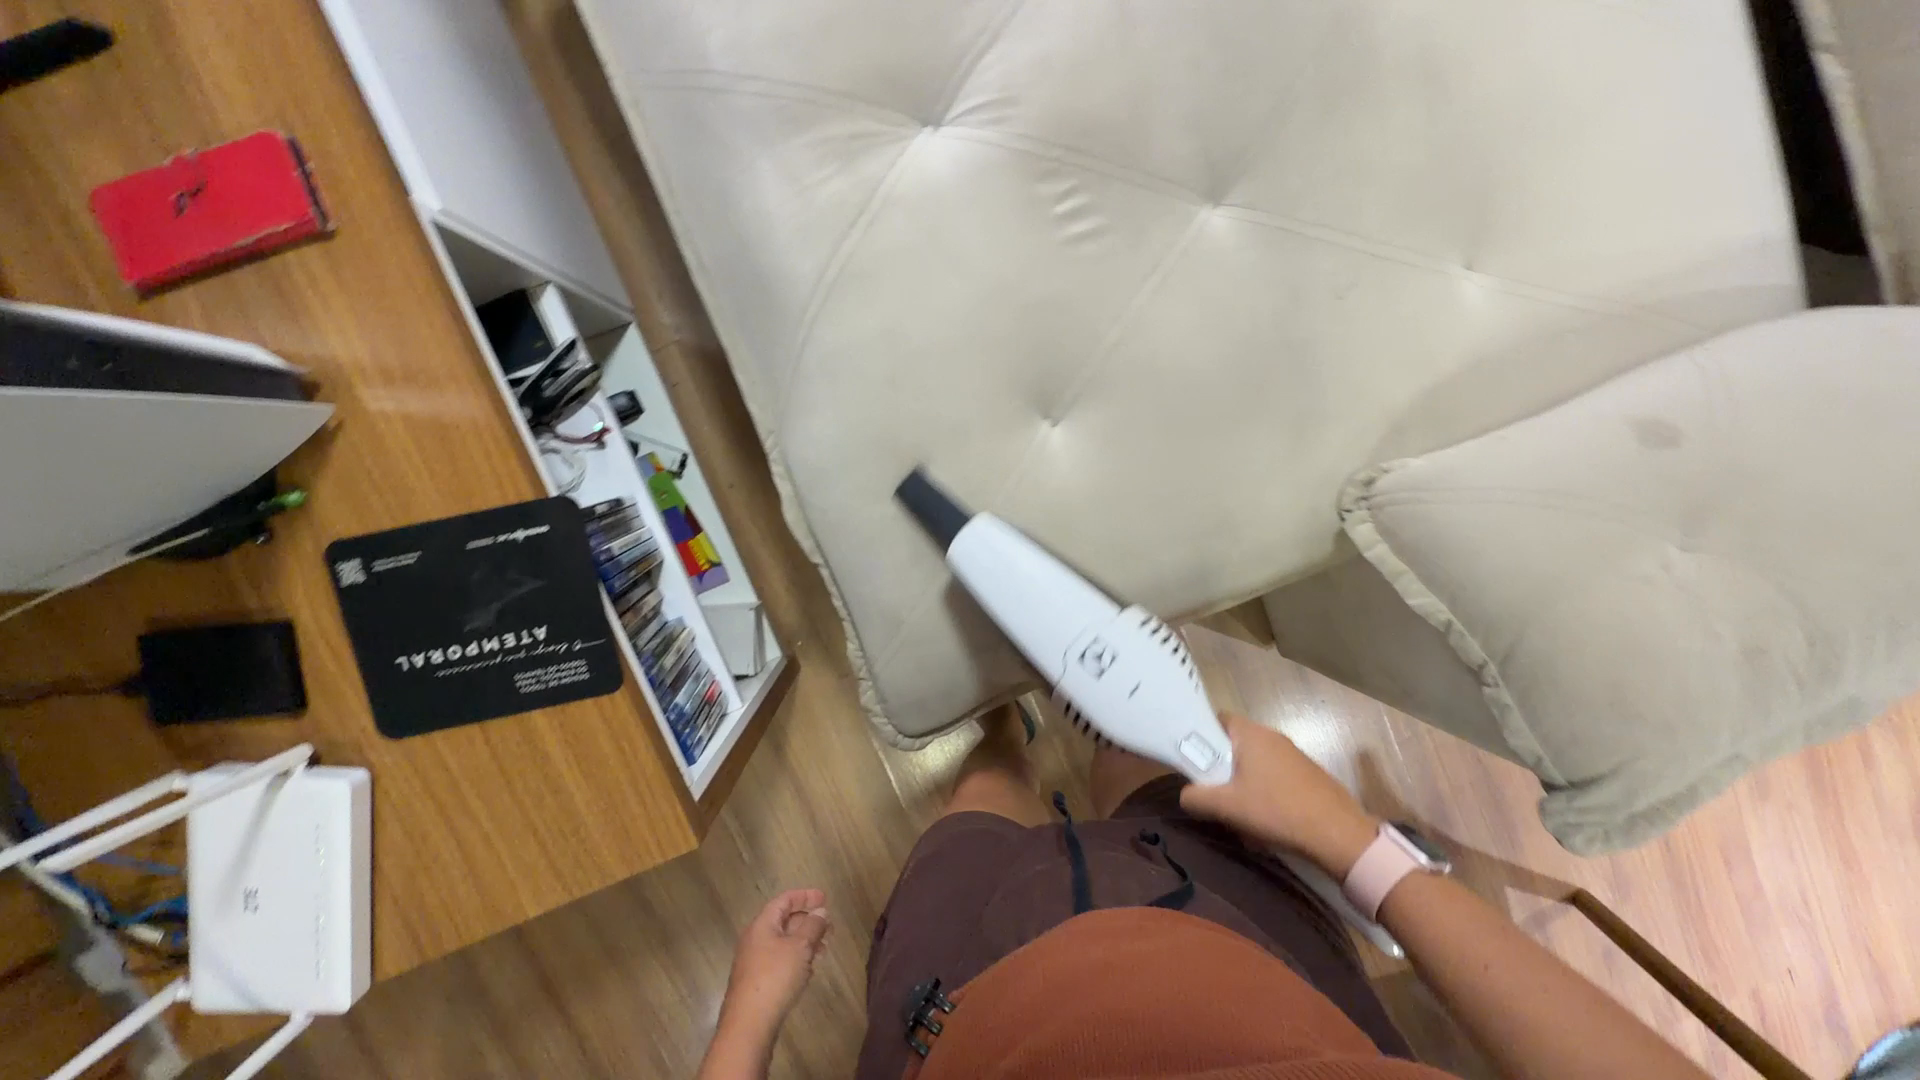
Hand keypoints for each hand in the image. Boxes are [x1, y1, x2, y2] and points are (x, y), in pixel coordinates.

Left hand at [716, 889, 831, 1042]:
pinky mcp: (757, 981)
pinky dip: (796, 959)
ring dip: (805, 942)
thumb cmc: (775, 977)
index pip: (784, 900)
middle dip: (808, 921)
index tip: (825, 899)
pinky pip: (780, 961)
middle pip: (784, 921)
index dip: (805, 896)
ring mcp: (755, 961)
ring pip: (784, 943)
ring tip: (824, 950)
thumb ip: (812, 926)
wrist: (749, 1023)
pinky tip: (809, 971)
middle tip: (830, 928)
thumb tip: (821, 911)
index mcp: (762, 925)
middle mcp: (755, 939)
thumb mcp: (800, 947)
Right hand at [1179, 712, 1381, 876]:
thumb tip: (1186, 794)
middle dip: (1221, 766)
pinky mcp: (1308, 774)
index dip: (1200, 735)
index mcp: (1252, 734)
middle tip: (1213, 791)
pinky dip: (1263, 791)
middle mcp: (1273, 737)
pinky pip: (1274, 775)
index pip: (1217, 719)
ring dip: (1242, 782)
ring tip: (1238, 811)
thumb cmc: (1277, 811)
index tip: (1192, 760)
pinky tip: (1265, 818)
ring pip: (1254, 762)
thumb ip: (1195, 797)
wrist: (1338, 835)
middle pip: (1235, 743)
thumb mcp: (1226, 807)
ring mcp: (1294, 755)